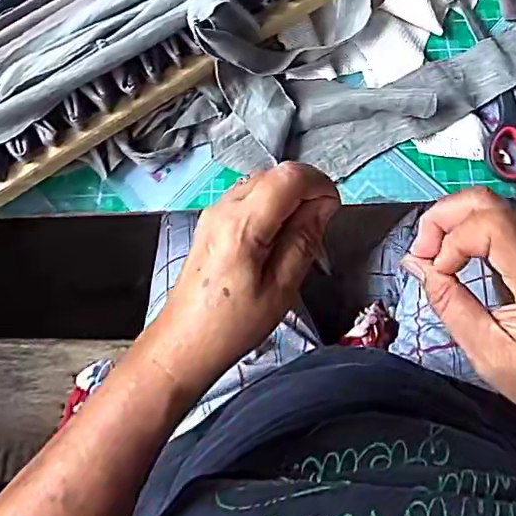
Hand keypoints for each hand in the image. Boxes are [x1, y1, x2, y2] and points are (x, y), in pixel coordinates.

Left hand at [138, 163, 339, 398]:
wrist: (184, 343)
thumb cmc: (233, 324)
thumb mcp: (282, 287)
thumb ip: (305, 239)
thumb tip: (323, 206)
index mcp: (243, 225)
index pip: (290, 177)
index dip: (319, 185)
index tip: (331, 210)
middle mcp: (225, 208)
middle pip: (277, 173)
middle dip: (306, 189)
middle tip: (318, 223)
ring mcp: (215, 210)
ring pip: (264, 180)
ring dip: (289, 195)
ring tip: (298, 232)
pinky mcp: (211, 219)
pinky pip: (250, 194)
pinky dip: (272, 203)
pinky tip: (275, 235)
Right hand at [402, 187, 515, 446]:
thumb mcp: (490, 357)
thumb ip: (452, 306)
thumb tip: (416, 264)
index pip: (495, 227)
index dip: (454, 240)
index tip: (437, 274)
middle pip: (489, 203)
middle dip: (444, 216)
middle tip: (421, 253)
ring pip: (490, 205)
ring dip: (451, 220)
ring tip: (431, 255)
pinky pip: (495, 221)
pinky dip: (463, 228)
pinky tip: (449, 255)